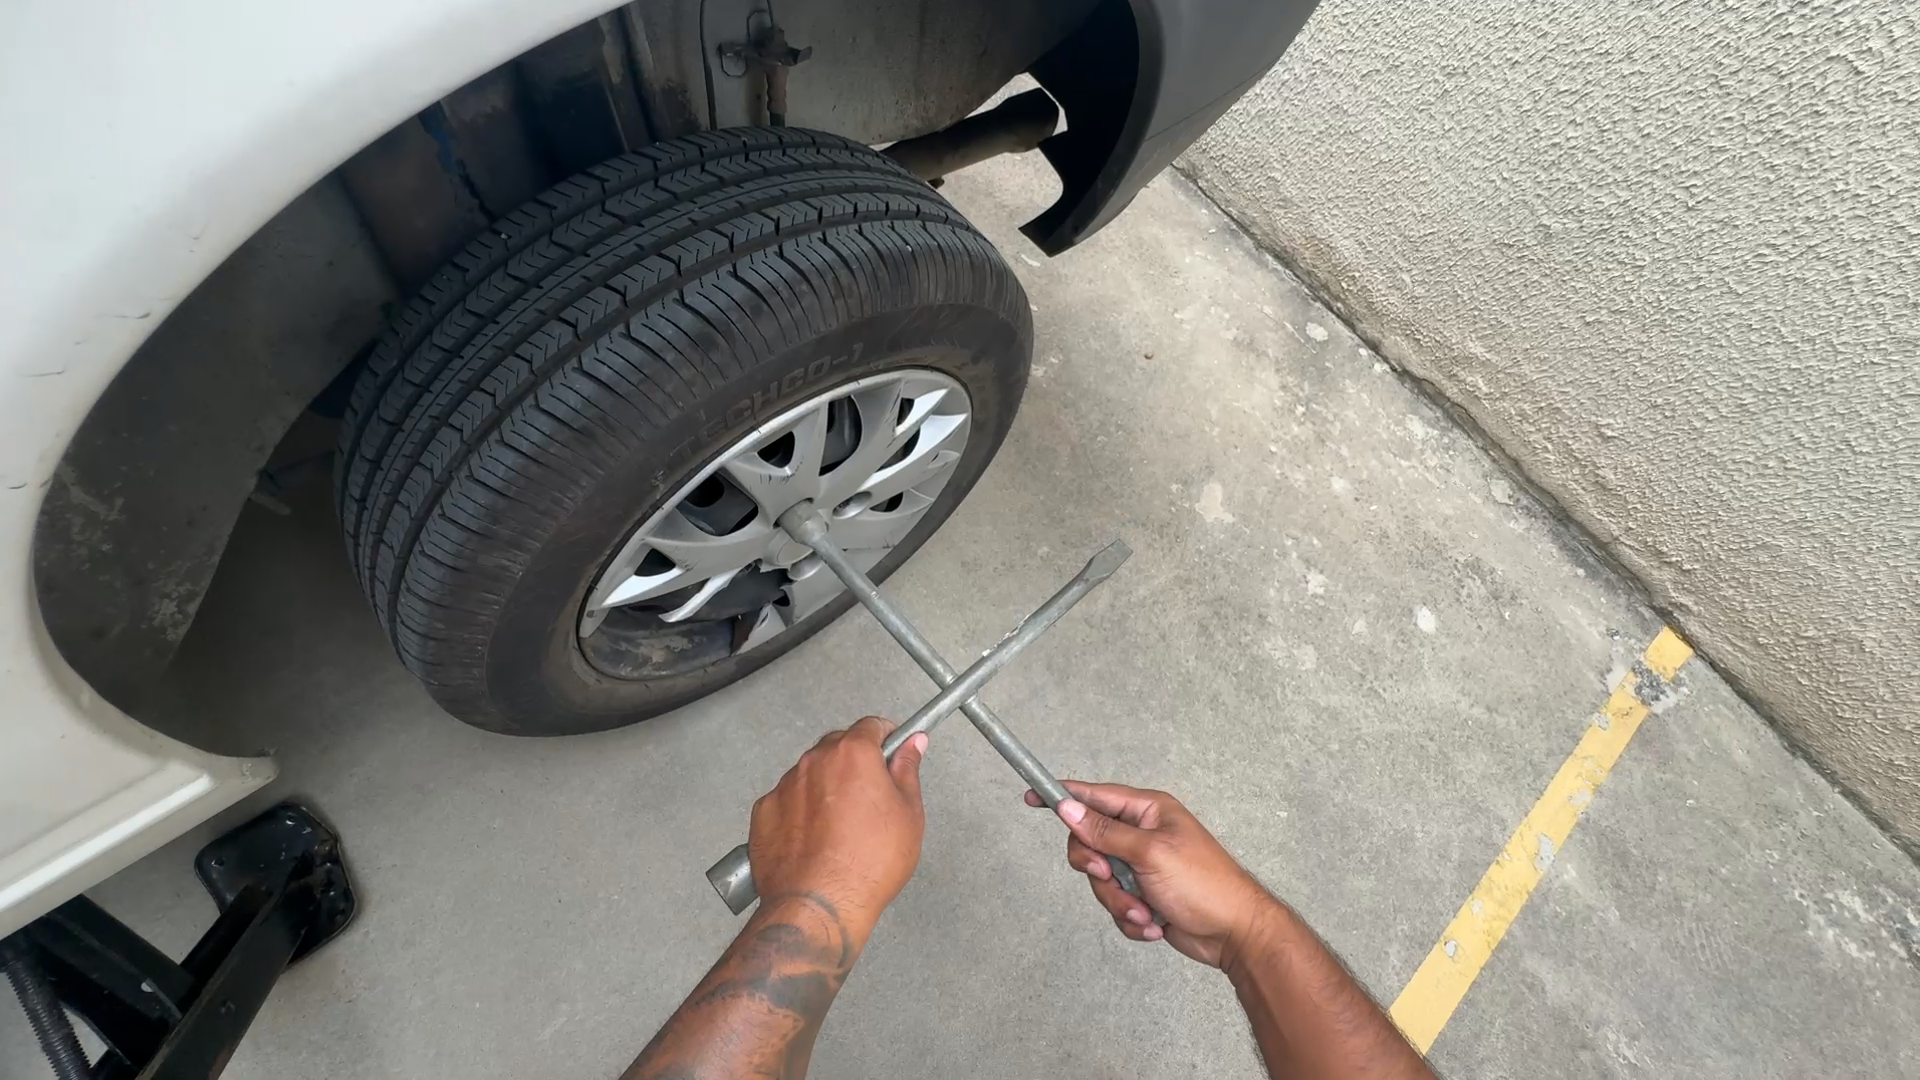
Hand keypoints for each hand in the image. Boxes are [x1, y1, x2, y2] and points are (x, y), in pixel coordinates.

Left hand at [749, 716, 927, 940]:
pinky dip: (799, 811)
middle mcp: (814, 761)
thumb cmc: (868, 864)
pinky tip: (814, 839)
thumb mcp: (908, 814)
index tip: (891, 754)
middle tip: (869, 797)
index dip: (886, 738)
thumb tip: (913, 744)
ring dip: (825, 787)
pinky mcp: (764, 812)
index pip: (871, 726)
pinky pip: (787, 800)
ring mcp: (785, 785)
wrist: (819, 906)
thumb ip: (908, 769)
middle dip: (855, 762)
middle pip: (838, 746)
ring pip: (811, 773)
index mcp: (853, 753)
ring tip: (840, 827)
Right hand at [1026, 781, 1280, 969]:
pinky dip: (1130, 918)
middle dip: (1097, 868)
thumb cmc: (1205, 884)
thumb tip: (1069, 807)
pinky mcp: (1142, 894)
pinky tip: (1155, 923)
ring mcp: (1140, 865)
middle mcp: (1140, 834)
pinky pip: (1114, 903)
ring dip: (1119, 901)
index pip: (1093, 796)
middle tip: (1110, 876)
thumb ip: (1105, 831)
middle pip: (1088, 842)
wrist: (1236, 936)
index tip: (1032, 797)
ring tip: (1146, 912)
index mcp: (1146, 810)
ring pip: (1100, 879)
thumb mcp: (1150, 853)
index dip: (1063, 797)